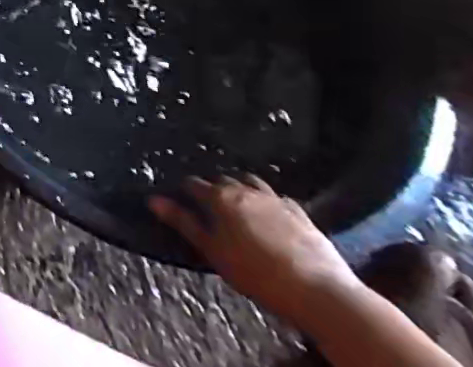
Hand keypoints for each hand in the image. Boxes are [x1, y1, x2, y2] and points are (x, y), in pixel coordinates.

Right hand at [151, 176, 361, 328]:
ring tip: (239, 203)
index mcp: (219, 197)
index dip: (185, 190)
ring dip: (241, 188)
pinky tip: (272, 213)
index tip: (181, 199)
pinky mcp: (302, 215)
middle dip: (213, 187)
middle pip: (223, 180)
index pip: (193, 184)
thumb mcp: (213, 250)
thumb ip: (183, 222)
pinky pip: (279, 199)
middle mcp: (245, 191)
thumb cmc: (256, 272)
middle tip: (210, 204)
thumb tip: (152, 199)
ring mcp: (276, 201)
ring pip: (252, 183)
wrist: (320, 292)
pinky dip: (270, 201)